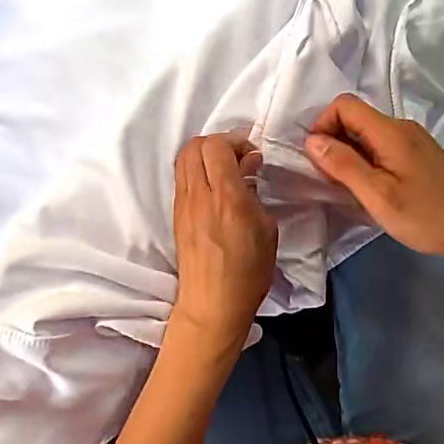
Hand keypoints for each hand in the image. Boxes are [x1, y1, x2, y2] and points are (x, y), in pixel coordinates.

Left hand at [170, 133, 278, 357]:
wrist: (212, 303)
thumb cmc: (248, 271)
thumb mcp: (267, 230)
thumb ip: (255, 192)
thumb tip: (247, 167)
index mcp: (226, 197)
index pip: (216, 146)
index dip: (235, 140)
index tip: (252, 153)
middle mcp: (198, 194)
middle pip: (195, 145)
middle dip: (218, 143)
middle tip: (239, 157)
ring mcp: (183, 203)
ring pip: (183, 158)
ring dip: (204, 154)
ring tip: (225, 169)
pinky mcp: (176, 213)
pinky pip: (181, 177)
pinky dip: (196, 170)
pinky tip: (214, 187)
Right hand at [304, 94, 443, 259]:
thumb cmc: (427, 216)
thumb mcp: (377, 195)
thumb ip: (343, 165)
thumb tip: (311, 141)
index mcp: (390, 131)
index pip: (343, 105)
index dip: (323, 126)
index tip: (319, 159)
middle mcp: (401, 127)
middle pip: (354, 118)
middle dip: (333, 142)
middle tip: (332, 179)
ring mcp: (412, 140)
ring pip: (365, 134)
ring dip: (349, 154)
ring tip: (352, 188)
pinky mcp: (418, 155)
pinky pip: (380, 146)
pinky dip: (365, 161)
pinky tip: (372, 189)